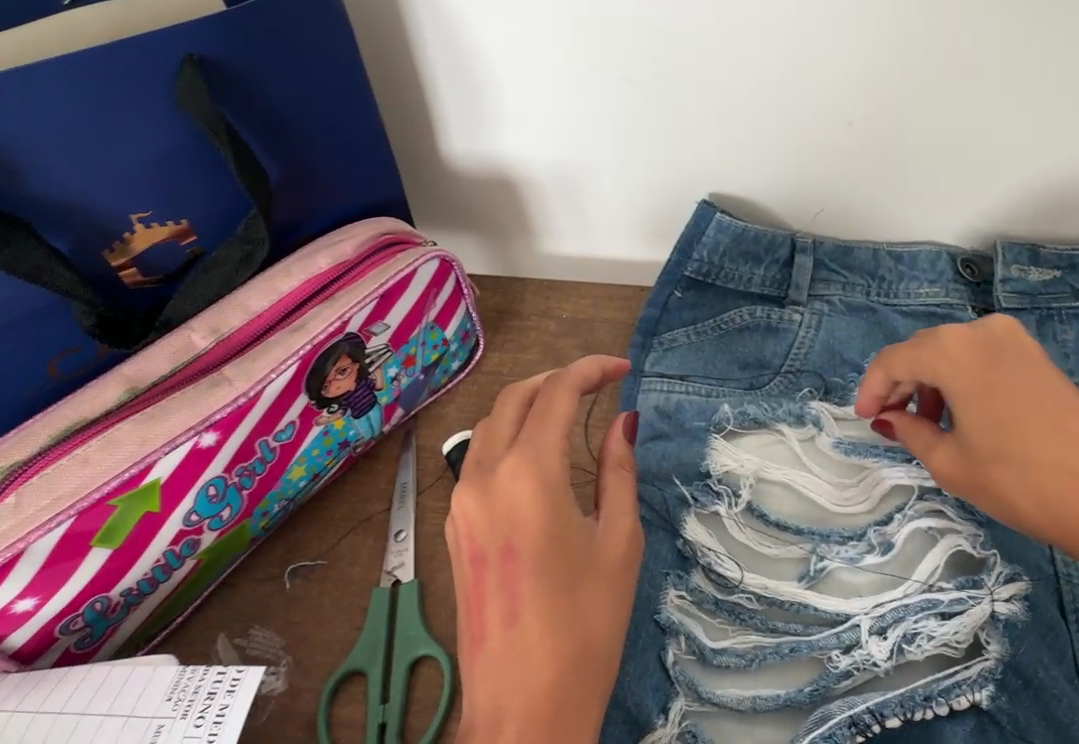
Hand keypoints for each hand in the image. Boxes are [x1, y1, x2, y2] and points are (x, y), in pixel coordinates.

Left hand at [445, 356, 642, 743]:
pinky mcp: (454, 527)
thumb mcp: (618, 541)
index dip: (592, 370)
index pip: (556, 392)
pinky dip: (509, 437)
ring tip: (572, 411)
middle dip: (557, 379)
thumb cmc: (585, 626)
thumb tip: (624, 421)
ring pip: (490, 424)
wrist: (523, 708)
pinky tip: (542, 456)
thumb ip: (618, 469)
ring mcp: (461, 503)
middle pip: (514, 397)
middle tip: (599, 384)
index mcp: (528, 475)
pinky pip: (478, 459)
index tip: (624, 370)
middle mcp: (484, 477)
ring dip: (529, 404)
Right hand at [854, 315, 1078, 566]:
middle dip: (901, 383)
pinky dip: (963, 380)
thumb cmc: (1020, 480)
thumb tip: (887, 418)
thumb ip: (910, 431)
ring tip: (927, 425)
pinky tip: (963, 416)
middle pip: (924, 350)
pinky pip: (983, 358)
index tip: (863, 419)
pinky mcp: (1038, 357)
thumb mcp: (951, 462)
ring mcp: (1016, 340)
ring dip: (932, 382)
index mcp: (953, 348)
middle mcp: (982, 330)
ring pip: (954, 352)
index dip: (872, 388)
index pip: (895, 359)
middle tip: (889, 421)